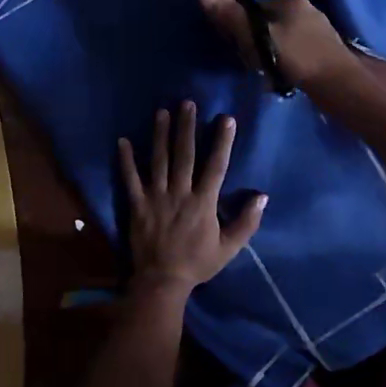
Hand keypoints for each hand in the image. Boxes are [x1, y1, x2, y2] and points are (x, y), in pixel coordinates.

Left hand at [119, 101, 265, 292]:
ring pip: (159, 161)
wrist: (161, 282)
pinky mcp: (137, 205)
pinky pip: (130, 179)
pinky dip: (126, 161)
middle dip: (187, 127)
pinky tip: (122, 141)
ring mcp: (156, 197)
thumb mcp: (229, 248)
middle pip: (184, 155)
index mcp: (203, 202)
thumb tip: (262, 196)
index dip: (221, 141)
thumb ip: (247, 222)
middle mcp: (180, 193)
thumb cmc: (198, 263)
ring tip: (162, 112)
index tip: (226, 119)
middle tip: (188, 103)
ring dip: (160, 135)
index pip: (215, 166)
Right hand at [198, 0, 366, 95]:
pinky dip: (288, 61)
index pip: (255, 9)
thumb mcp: (257, 38)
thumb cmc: (296, 58)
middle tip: (255, 64)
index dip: (242, 27)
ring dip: (273, 54)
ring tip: (270, 73)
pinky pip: (297, 50)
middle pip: (269, 23)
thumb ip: (231, 17)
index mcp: (292, 1)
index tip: (239, 47)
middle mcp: (308, 10)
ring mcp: (320, 30)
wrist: (338, 84)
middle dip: (258, 42)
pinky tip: (287, 76)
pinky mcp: (327, 50)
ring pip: (283, 38)